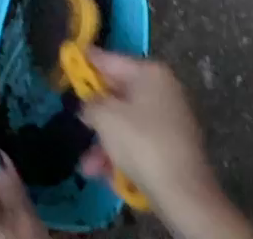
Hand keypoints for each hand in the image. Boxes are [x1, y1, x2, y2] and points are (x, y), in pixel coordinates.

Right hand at [77, 49, 217, 205]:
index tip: (68, 59)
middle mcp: (162, 90)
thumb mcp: (106, 118)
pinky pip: (137, 143)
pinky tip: (104, 175)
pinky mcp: (171, 147)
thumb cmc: (142, 143)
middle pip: (118, 94)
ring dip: (103, 143)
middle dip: (94, 114)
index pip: (110, 60)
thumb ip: (90, 104)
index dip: (86, 61)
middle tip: (75, 121)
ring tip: (87, 166)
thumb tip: (88, 104)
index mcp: (150, 73)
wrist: (184, 193)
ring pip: (125, 124)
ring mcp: (169, 119)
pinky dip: (120, 155)